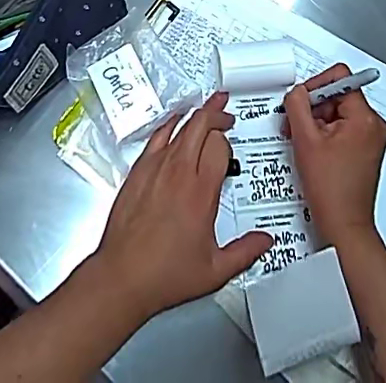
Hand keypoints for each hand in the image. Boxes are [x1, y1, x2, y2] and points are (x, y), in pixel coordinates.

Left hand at [83, 92, 274, 323]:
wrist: (121, 278)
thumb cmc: (162, 275)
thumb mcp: (214, 271)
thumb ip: (245, 252)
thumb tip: (264, 241)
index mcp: (200, 192)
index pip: (220, 146)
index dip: (228, 142)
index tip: (231, 149)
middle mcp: (178, 173)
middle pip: (201, 125)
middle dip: (217, 114)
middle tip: (226, 114)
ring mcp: (156, 168)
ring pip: (181, 126)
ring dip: (198, 114)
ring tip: (208, 107)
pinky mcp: (139, 171)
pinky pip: (157, 135)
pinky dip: (171, 123)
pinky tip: (175, 121)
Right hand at [284, 64, 385, 249]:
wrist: (344, 225)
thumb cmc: (332, 191)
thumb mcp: (305, 140)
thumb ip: (298, 105)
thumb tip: (297, 91)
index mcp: (365, 118)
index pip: (340, 78)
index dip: (316, 85)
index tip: (303, 99)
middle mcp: (373, 125)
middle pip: (337, 95)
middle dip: (314, 108)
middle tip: (298, 126)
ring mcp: (371, 138)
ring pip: (337, 112)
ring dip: (317, 123)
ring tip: (306, 143)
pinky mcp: (365, 149)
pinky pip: (342, 128)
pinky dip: (325, 134)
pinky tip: (313, 151)